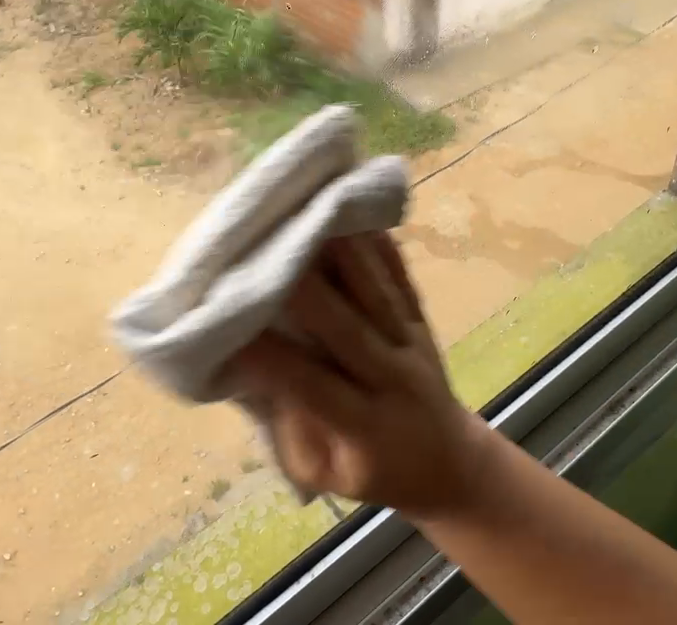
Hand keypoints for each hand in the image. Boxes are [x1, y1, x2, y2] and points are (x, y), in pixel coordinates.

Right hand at [225, 231, 497, 519]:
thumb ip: (287, 423)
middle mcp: (393, 376)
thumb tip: (242, 363)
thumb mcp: (323, 473)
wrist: (449, 463)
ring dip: (339, 249)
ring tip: (302, 210)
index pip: (312, 385)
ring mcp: (412, 339)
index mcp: (366, 426)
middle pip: (348, 324)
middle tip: (262, 250)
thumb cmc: (371, 472)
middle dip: (304, 287)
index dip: (268, 355)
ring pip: (375, 287)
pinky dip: (375, 240)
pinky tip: (350, 204)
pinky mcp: (422, 316)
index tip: (226, 324)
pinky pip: (399, 272)